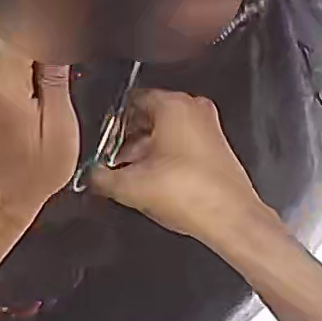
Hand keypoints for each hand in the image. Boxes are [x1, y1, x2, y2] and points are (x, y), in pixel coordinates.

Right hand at [90, 89, 271, 243]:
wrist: (230, 220)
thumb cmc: (192, 194)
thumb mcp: (129, 185)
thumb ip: (100, 176)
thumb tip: (91, 175)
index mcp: (174, 105)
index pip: (131, 100)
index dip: (112, 123)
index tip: (102, 140)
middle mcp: (194, 110)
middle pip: (147, 116)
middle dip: (126, 139)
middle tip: (112, 160)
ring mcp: (208, 129)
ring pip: (164, 132)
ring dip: (144, 151)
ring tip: (130, 175)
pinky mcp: (215, 149)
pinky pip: (181, 145)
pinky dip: (164, 158)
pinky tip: (153, 181)